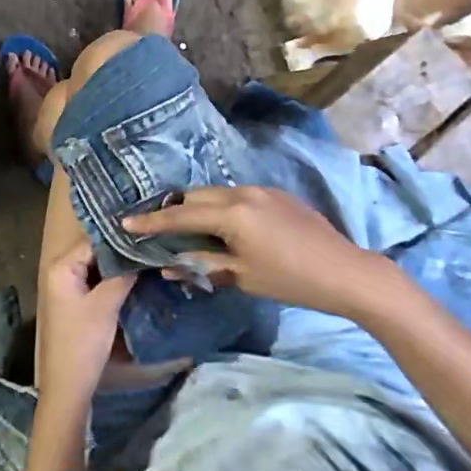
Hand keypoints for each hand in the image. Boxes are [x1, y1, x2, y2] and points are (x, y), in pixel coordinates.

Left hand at [35, 240, 137, 404]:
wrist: (68, 387)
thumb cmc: (83, 342)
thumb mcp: (106, 305)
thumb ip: (123, 275)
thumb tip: (143, 253)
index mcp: (62, 266)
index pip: (95, 240)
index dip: (121, 238)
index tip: (149, 235)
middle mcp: (60, 271)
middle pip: (95, 252)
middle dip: (122, 251)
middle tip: (152, 246)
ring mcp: (66, 287)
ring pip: (97, 267)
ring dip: (119, 266)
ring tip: (149, 258)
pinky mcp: (74, 302)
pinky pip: (95, 281)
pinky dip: (112, 279)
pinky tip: (135, 278)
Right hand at [122, 186, 400, 317]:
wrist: (344, 271)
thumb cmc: (290, 280)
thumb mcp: (242, 277)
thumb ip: (204, 265)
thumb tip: (169, 264)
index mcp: (232, 213)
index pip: (181, 216)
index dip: (152, 221)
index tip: (125, 222)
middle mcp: (243, 193)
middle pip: (196, 196)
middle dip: (173, 210)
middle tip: (154, 226)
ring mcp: (262, 190)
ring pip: (216, 194)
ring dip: (197, 208)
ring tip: (185, 227)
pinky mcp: (276, 194)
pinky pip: (236, 196)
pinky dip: (220, 208)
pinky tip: (222, 227)